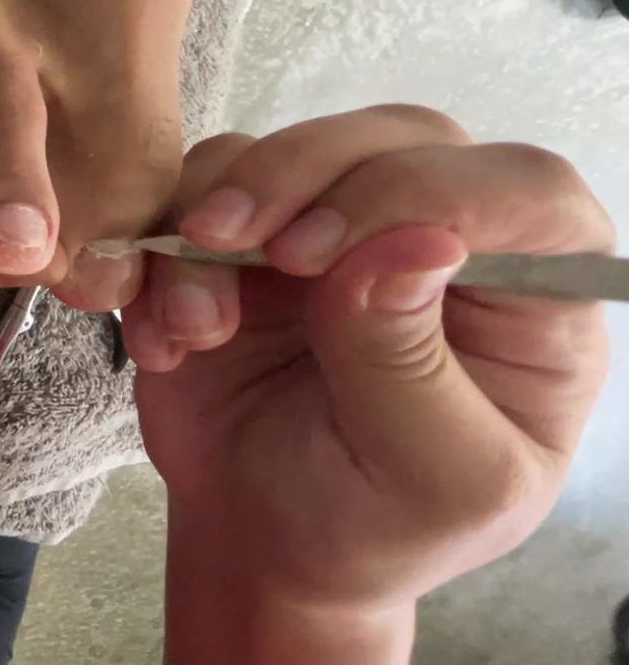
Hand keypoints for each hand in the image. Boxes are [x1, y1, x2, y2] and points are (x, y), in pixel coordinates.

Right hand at [127, 105, 614, 615]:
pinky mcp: (210, 246)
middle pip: (371, 138)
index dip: (412, 196)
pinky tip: (155, 339)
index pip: (512, 190)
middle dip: (282, 178)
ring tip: (188, 329)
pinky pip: (163, 208)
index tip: (310, 260)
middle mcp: (411, 237)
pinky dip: (141, 262)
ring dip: (194, 231)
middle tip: (221, 245)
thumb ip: (412, 361)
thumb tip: (413, 246)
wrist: (259, 525)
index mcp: (523, 292)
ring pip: (247, 158)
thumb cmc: (374, 514)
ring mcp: (301, 232)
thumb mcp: (432, 471)